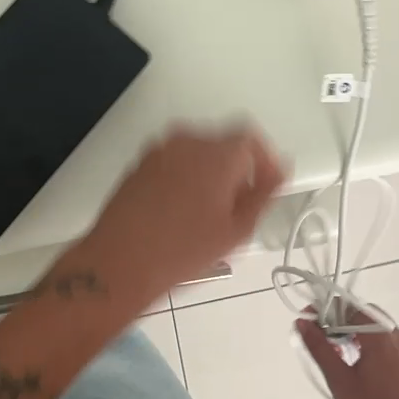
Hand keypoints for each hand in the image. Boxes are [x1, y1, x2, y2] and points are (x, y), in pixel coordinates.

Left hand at [74, 126, 287, 303]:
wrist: (120, 261)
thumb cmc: (180, 250)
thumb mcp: (237, 230)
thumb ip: (264, 194)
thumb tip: (278, 173)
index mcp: (216, 152)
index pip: (251, 138)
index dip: (264, 161)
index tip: (267, 184)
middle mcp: (187, 140)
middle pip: (224, 142)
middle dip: (237, 168)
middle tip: (240, 204)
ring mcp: (159, 149)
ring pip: (198, 151)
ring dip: (211, 172)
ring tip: (210, 212)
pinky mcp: (140, 161)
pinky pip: (175, 159)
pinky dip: (186, 175)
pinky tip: (184, 209)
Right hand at [297, 309, 398, 398]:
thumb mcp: (339, 380)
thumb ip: (319, 347)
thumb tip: (302, 322)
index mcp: (381, 336)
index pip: (349, 307)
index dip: (326, 311)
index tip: (308, 324)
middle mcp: (398, 337)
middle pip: (363, 314)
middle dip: (339, 321)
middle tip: (321, 340)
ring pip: (375, 328)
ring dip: (353, 332)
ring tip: (336, 354)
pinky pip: (386, 341)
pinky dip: (368, 343)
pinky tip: (356, 364)